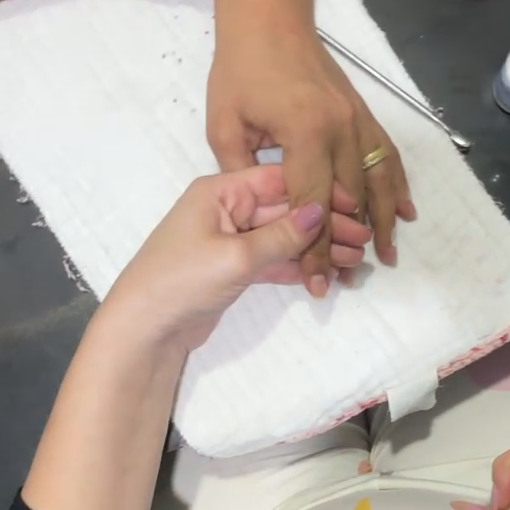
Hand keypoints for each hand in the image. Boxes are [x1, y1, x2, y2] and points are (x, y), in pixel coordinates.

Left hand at [104, 164, 370, 349]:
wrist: (146, 330)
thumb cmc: (181, 281)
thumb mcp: (235, 256)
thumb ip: (280, 235)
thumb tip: (319, 212)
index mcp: (220, 190)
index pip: (279, 180)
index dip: (318, 192)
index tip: (354, 206)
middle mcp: (227, 208)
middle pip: (285, 211)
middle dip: (324, 226)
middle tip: (363, 241)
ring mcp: (232, 240)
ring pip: (284, 238)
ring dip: (317, 249)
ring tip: (354, 261)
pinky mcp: (235, 269)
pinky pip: (275, 261)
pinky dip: (299, 268)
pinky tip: (329, 274)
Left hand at [207, 26, 414, 294]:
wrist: (270, 14)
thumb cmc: (239, 68)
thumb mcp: (224, 125)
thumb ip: (244, 174)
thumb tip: (264, 214)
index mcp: (305, 132)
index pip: (312, 204)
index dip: (315, 248)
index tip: (317, 282)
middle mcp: (341, 129)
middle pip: (350, 201)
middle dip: (348, 245)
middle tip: (348, 282)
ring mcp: (358, 120)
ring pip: (378, 182)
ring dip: (382, 222)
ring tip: (386, 256)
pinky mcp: (363, 113)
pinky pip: (387, 156)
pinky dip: (397, 186)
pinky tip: (405, 211)